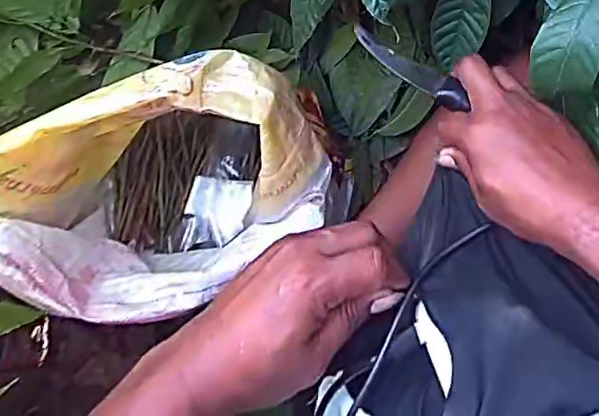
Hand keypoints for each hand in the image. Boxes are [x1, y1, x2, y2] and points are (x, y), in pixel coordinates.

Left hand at [93, 221, 406, 415]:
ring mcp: (288, 243)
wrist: (199, 365)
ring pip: (347, 228)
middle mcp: (301, 250)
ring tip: (362, 286)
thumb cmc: (248, 370)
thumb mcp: (315, 358)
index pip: (374, 257)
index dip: (395, 276)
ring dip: (363, 250)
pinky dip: (341, 249)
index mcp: (311, 279)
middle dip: (384, 256)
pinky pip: (324, 235)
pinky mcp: (279, 245)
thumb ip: (354, 316)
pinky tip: (337, 279)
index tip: (399, 292)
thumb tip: (383, 294)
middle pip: (366, 231)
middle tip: (387, 287)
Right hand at [435, 55, 598, 257]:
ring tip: (492, 111)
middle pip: (471, 66)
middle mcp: (502, 108)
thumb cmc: (535, 208)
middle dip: (461, 77)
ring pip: (501, 72)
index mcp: (479, 131)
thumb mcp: (487, 198)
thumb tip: (452, 155)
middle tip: (463, 100)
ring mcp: (528, 104)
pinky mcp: (550, 109)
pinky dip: (518, 103)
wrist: (582, 205)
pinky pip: (527, 93)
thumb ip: (466, 168)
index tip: (451, 143)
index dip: (446, 133)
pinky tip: (521, 127)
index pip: (447, 119)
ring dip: (491, 85)